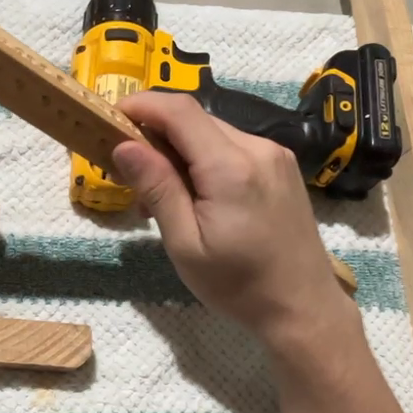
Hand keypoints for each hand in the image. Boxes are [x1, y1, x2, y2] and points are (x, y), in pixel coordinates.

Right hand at [112, 92, 350, 349]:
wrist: (302, 307)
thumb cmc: (237, 285)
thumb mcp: (185, 245)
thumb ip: (157, 188)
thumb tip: (124, 145)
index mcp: (230, 168)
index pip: (179, 111)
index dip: (140, 105)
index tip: (109, 119)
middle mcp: (257, 149)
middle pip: (195, 119)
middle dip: (155, 135)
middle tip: (128, 174)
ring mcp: (275, 156)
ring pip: (213, 133)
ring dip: (179, 151)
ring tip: (160, 195)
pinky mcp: (282, 168)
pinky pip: (233, 149)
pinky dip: (204, 160)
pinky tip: (194, 196)